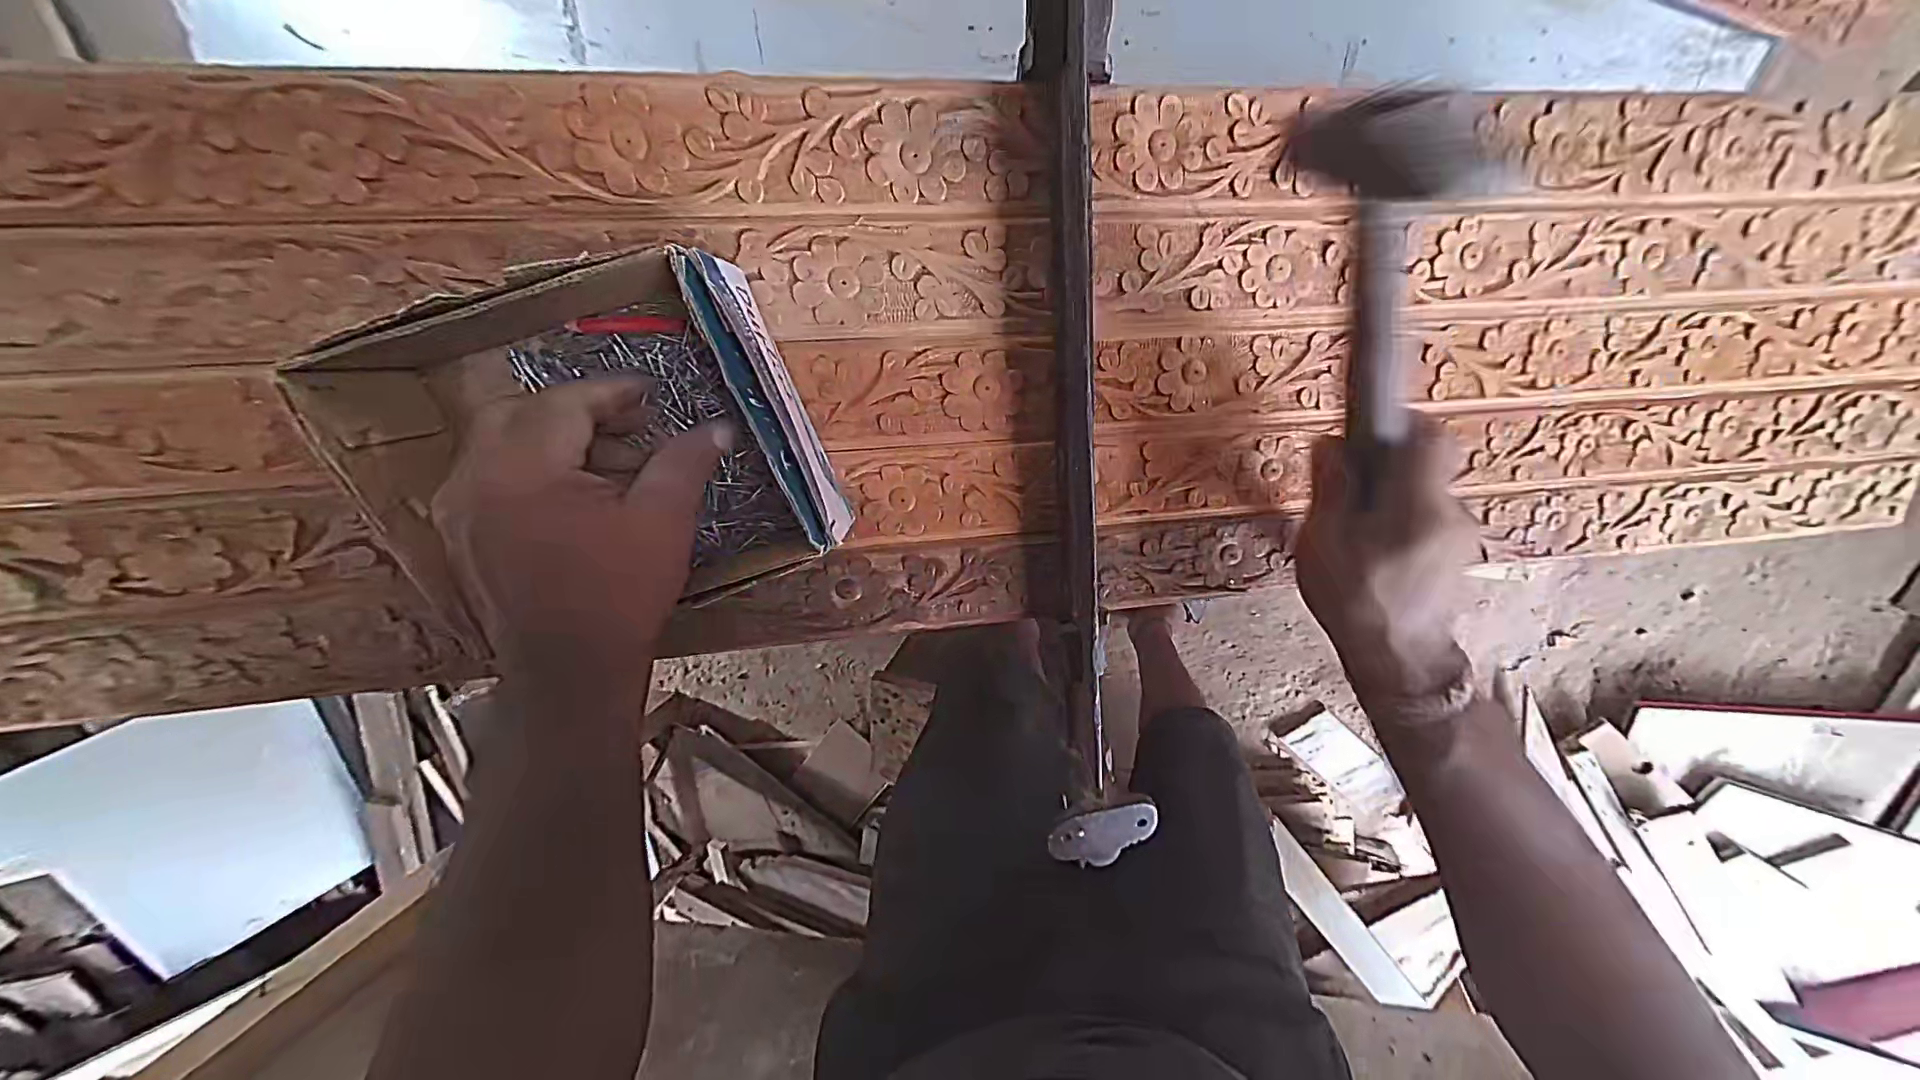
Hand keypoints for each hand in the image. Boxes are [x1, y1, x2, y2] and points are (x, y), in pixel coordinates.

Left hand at [431, 376, 730, 706]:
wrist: (571, 670)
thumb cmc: (621, 594)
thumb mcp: (664, 521)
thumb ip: (686, 462)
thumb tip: (718, 428)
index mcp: (520, 470)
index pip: (563, 403)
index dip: (613, 392)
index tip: (651, 394)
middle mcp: (473, 480)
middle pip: (521, 413)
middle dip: (579, 410)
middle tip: (632, 423)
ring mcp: (458, 509)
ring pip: (502, 443)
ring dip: (557, 439)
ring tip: (614, 462)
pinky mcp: (461, 536)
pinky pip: (493, 477)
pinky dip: (535, 469)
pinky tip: (579, 495)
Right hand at [1295, 420, 1480, 719]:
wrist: (1398, 660)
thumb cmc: (1356, 601)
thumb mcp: (1324, 541)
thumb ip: (1332, 488)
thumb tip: (1330, 445)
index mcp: (1419, 503)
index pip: (1430, 435)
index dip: (1399, 423)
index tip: (1367, 431)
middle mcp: (1451, 511)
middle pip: (1426, 462)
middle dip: (1387, 464)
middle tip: (1346, 487)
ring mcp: (1460, 534)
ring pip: (1424, 491)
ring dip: (1390, 495)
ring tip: (1352, 527)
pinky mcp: (1455, 553)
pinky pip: (1426, 516)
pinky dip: (1399, 518)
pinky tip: (1371, 548)